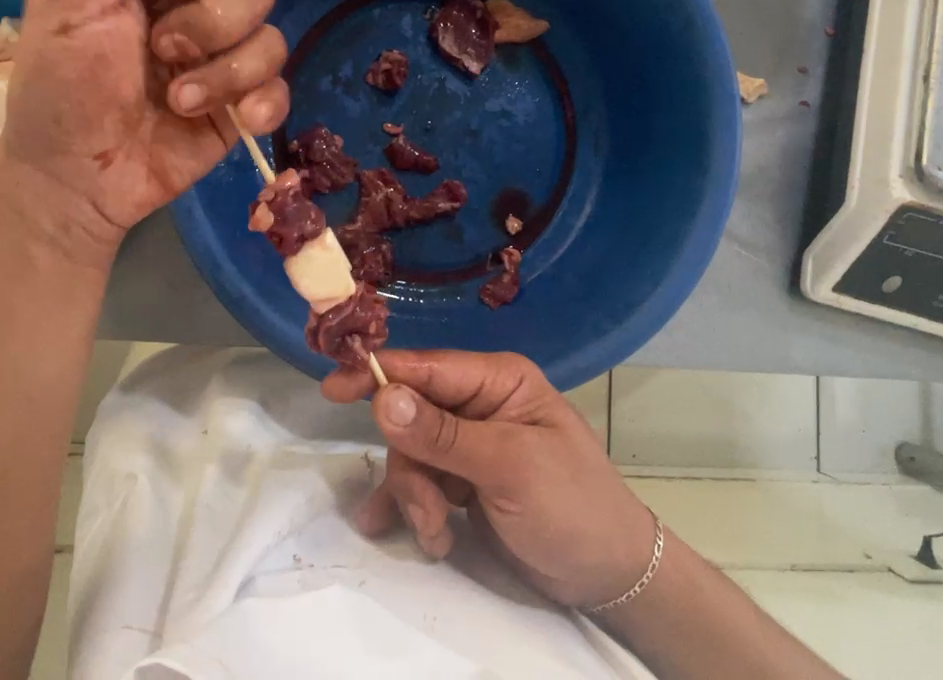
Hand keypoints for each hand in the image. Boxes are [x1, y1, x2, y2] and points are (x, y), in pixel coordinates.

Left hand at [0, 0, 289, 263]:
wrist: (75, 180)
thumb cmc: (60, 87)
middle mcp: (195, 7)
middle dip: (211, 23)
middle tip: (163, 55)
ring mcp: (223, 58)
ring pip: (270, 35)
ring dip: (227, 71)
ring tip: (178, 102)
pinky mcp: (242, 105)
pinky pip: (280, 86)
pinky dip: (262, 102)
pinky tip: (236, 120)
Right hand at [323, 350, 656, 609]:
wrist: (610, 575)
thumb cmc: (573, 506)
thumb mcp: (510, 467)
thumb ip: (443, 434)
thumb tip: (383, 397)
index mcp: (498, 381)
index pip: (425, 368)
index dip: (378, 375)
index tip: (332, 390)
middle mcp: (479, 404)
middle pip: (410, 418)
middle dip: (411, 468)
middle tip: (428, 512)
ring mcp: (470, 444)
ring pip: (411, 456)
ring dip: (417, 499)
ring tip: (438, 536)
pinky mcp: (464, 481)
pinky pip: (420, 483)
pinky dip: (411, 509)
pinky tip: (401, 532)